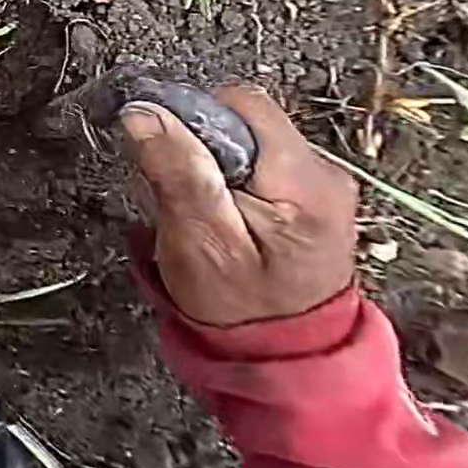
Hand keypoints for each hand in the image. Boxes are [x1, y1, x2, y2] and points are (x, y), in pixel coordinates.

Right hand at [120, 84, 358, 326]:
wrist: (283, 363)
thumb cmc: (239, 309)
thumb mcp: (198, 241)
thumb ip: (176, 171)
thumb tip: (144, 112)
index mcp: (304, 181)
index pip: (240, 104)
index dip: (194, 117)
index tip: (170, 151)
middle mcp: (323, 172)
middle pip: (243, 119)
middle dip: (202, 143)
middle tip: (183, 190)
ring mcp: (319, 184)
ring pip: (246, 137)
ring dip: (211, 159)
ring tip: (199, 205)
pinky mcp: (308, 195)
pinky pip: (256, 160)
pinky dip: (227, 174)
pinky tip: (218, 209)